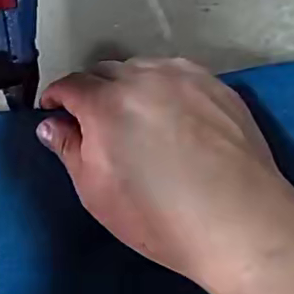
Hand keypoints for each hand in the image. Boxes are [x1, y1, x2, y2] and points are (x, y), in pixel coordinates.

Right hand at [37, 58, 293, 289]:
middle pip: (104, 70)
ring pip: (142, 68)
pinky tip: (169, 117)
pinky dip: (161, 88)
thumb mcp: (95, 191)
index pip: (70, 84)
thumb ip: (69, 149)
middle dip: (90, 90)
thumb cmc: (156, 217)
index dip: (56, 98)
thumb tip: (52, 124)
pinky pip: (176, 75)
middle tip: (91, 122)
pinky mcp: (219, 87)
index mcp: (107, 102)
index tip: (53, 113)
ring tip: (131, 117)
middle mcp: (145, 78)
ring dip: (126, 85)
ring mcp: (187, 78)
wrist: (241, 225)